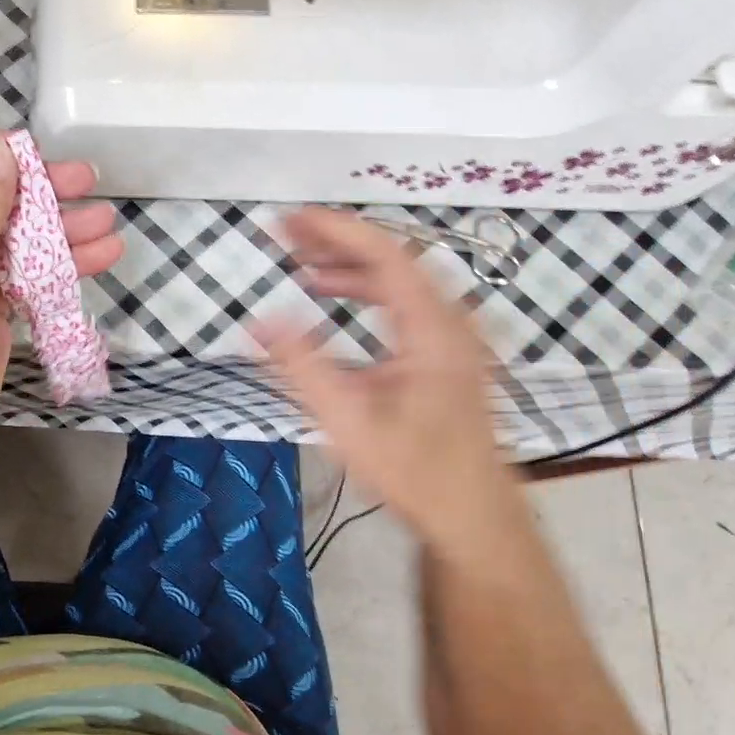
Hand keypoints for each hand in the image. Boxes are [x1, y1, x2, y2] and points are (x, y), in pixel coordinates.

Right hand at [259, 209, 521, 543]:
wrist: (474, 516)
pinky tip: (334, 299)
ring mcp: (453, 338)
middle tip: (286, 233)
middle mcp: (451, 323)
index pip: (386, 257)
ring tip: (301, 263)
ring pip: (402, 280)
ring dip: (351, 265)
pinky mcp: (446, 355)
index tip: (291, 218)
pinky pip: (404, 301)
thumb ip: (304, 368)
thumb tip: (259, 321)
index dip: (338, 232)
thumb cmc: (414, 471)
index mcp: (434, 331)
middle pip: (396, 260)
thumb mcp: (348, 422)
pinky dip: (366, 289)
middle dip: (339, 241)